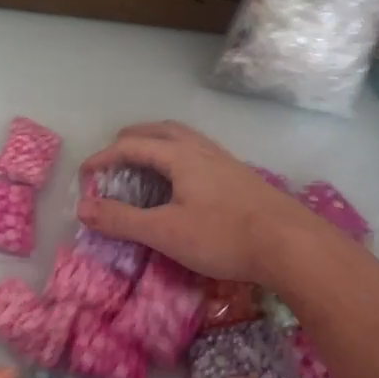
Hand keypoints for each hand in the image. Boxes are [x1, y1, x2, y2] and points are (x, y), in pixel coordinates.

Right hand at [75, 121, 334, 282]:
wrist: (295, 247)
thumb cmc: (224, 236)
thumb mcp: (166, 232)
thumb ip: (123, 220)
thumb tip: (84, 209)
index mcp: (178, 154)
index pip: (130, 146)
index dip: (104, 158)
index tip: (85, 174)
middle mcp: (200, 148)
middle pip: (158, 130)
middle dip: (131, 139)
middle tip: (114, 156)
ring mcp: (224, 160)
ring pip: (183, 138)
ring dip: (157, 143)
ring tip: (147, 161)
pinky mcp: (242, 176)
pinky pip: (199, 152)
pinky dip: (179, 155)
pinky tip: (186, 181)